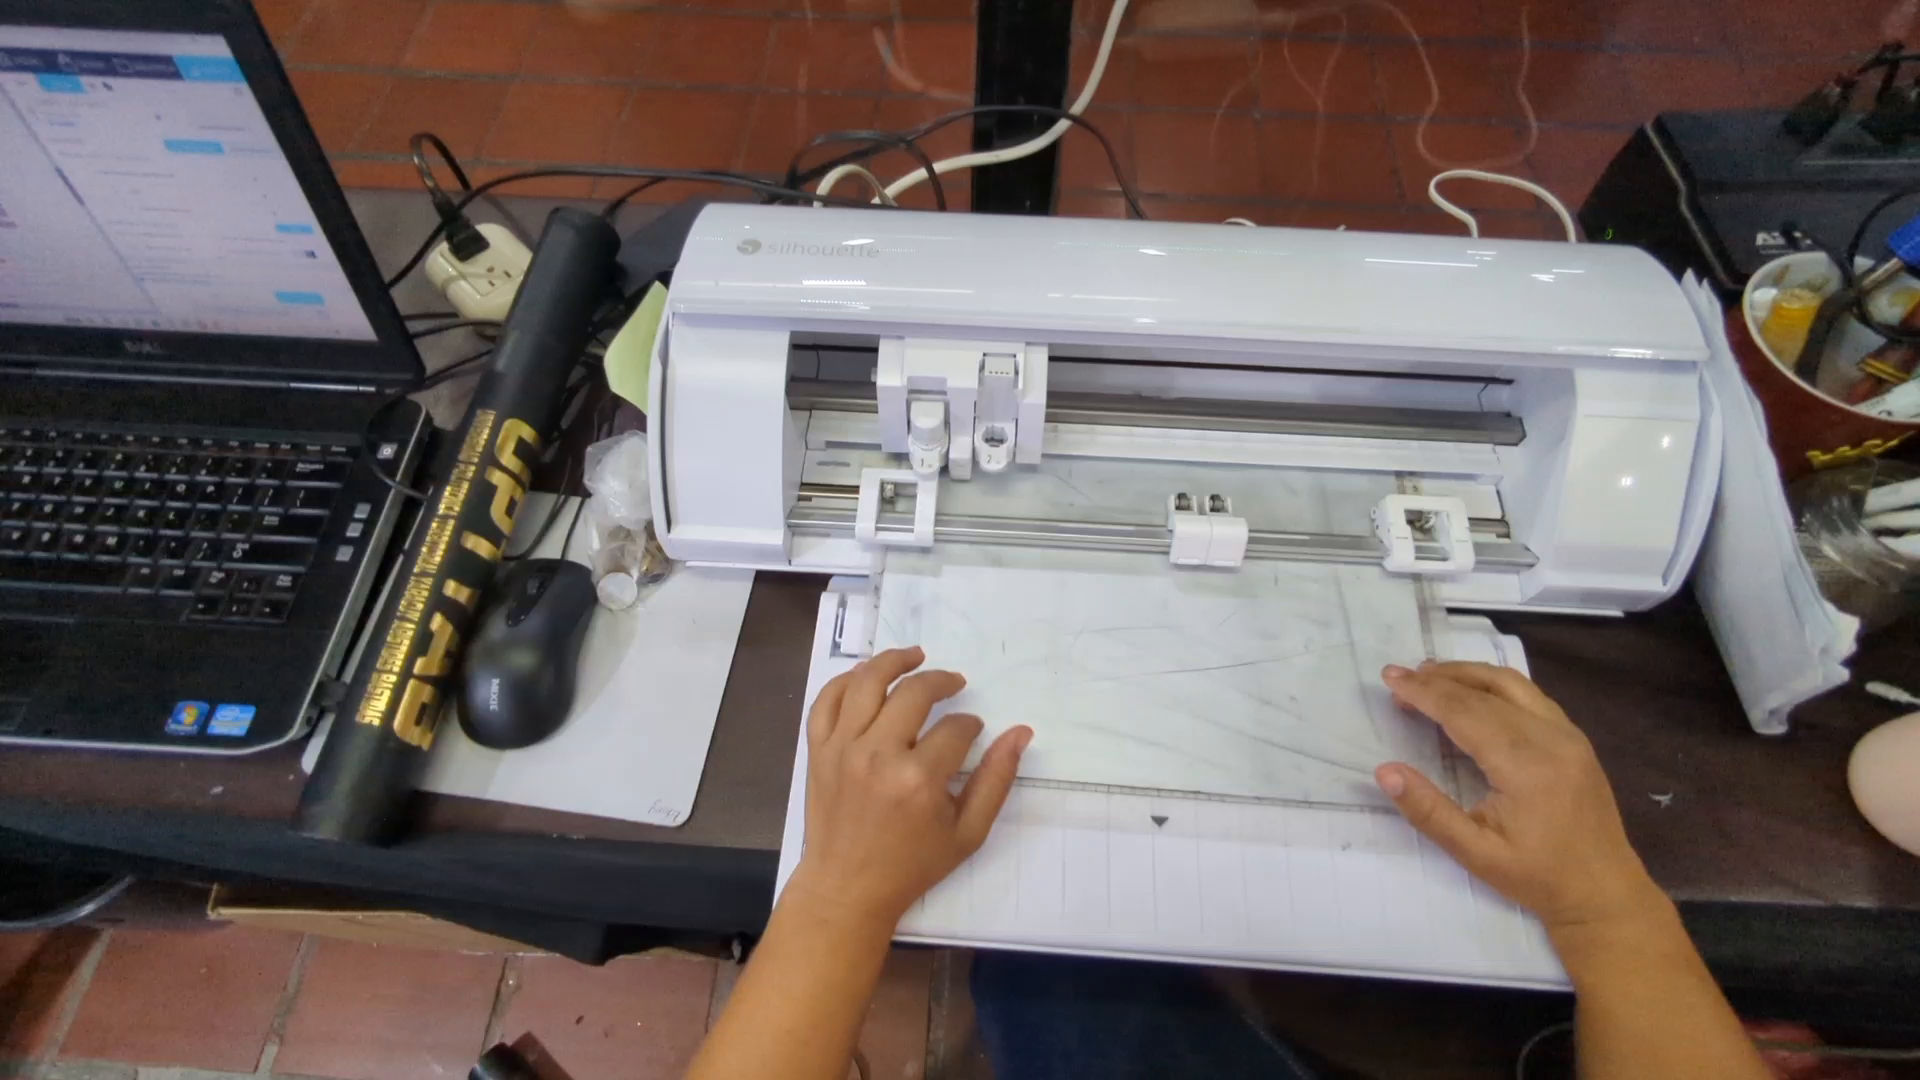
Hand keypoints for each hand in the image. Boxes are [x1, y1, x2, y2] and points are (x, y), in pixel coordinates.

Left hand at [787, 647, 1031, 930]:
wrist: (847, 888)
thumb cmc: (912, 864)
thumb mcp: (968, 832)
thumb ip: (996, 780)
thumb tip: (1020, 733)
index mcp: (919, 780)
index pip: (955, 728)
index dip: (971, 725)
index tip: (973, 730)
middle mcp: (878, 756)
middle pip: (914, 692)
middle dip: (941, 680)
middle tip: (954, 682)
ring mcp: (842, 749)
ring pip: (867, 682)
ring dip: (895, 661)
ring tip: (916, 655)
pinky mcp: (818, 750)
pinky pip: (827, 700)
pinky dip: (846, 680)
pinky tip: (868, 675)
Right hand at [1374, 661, 1667, 936]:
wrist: (1607, 895)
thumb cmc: (1537, 877)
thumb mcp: (1474, 853)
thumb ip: (1428, 811)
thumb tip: (1385, 771)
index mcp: (1527, 768)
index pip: (1465, 712)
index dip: (1424, 693)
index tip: (1390, 678)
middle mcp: (1552, 741)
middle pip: (1484, 693)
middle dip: (1436, 680)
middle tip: (1397, 677)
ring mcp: (1569, 737)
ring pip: (1511, 684)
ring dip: (1465, 674)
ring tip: (1427, 675)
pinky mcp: (1575, 740)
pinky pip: (1529, 695)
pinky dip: (1491, 683)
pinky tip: (1469, 691)